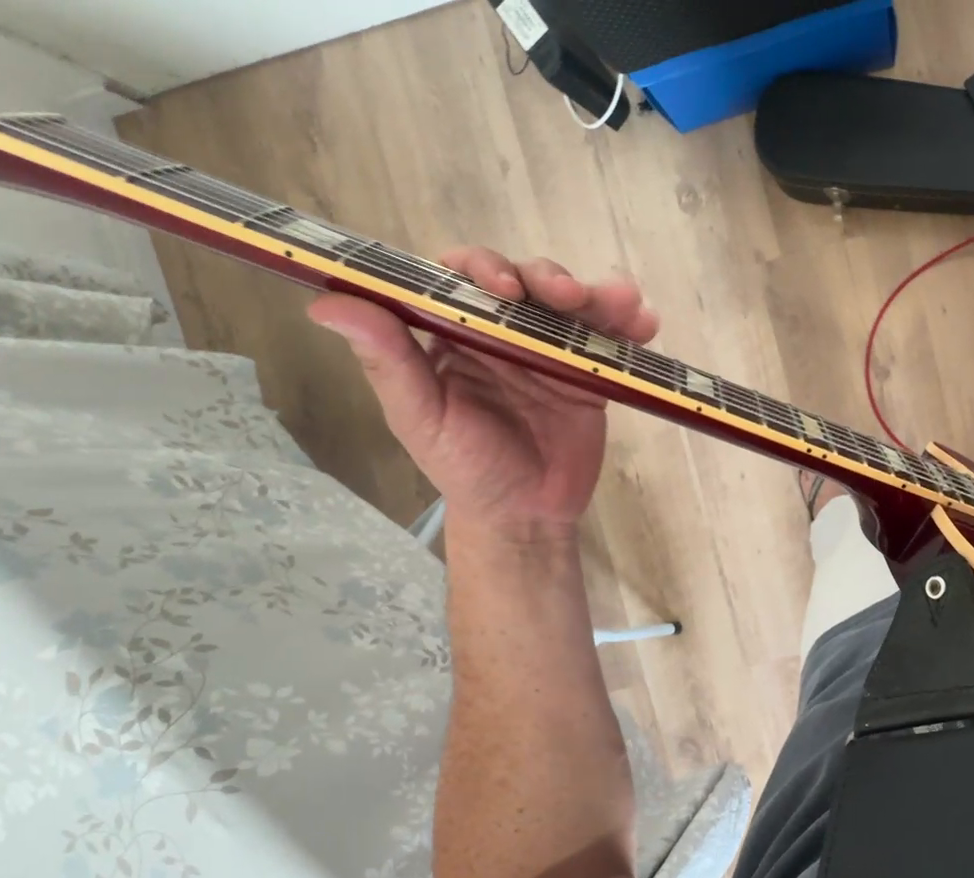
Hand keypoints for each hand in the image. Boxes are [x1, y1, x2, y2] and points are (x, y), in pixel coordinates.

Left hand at [307, 248, 659, 537]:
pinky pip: (609, 341)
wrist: (528, 516)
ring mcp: (550, 351)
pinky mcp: (589, 374)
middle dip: (550, 277)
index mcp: (453, 334)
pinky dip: (630, 327)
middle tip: (570, 297)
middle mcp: (502, 333)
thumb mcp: (420, 418)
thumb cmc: (467, 469)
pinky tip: (645, 326)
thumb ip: (388, 361)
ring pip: (573, 303)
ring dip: (599, 294)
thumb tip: (328, 301)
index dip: (483, 266)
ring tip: (625, 305)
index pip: (462, 278)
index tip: (505, 285)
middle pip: (527, 280)